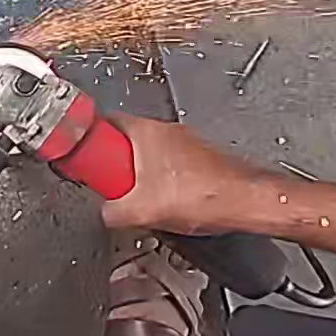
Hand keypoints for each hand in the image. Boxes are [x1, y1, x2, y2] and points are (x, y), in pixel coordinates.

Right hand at [99, 112, 264, 234]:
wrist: (247, 202)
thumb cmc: (206, 195)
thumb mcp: (141, 210)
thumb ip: (112, 212)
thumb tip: (105, 214)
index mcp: (146, 131)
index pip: (105, 122)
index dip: (92, 141)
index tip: (88, 160)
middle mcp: (165, 130)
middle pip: (125, 142)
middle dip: (118, 166)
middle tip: (117, 188)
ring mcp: (183, 143)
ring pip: (148, 156)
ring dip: (141, 177)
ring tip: (146, 201)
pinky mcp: (197, 159)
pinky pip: (168, 166)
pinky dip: (163, 183)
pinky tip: (169, 204)